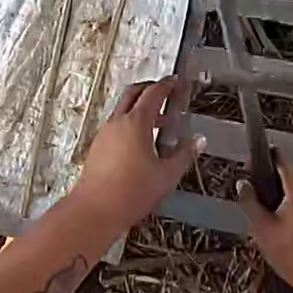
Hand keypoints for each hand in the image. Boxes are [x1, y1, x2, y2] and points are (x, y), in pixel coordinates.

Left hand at [69, 79, 203, 230]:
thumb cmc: (130, 193)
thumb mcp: (166, 175)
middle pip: (133, 93)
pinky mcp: (98, 147)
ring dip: (139, 107)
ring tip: (159, 122)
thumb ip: (184, 155)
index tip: (174, 82)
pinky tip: (140, 142)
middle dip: (149, 88)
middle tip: (165, 92)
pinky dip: (129, 123)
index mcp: (136, 123)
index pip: (153, 93)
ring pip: (122, 109)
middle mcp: (117, 123)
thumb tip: (198, 141)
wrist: (94, 211)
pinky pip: (115, 125)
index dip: (166, 85)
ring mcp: (104, 134)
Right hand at [239, 163, 292, 292]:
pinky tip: (289, 234)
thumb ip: (250, 202)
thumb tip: (243, 186)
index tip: (251, 170)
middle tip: (260, 206)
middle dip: (273, 188)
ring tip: (274, 226)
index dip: (262, 164)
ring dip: (286, 201)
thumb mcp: (263, 229)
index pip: (279, 160)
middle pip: (289, 176)